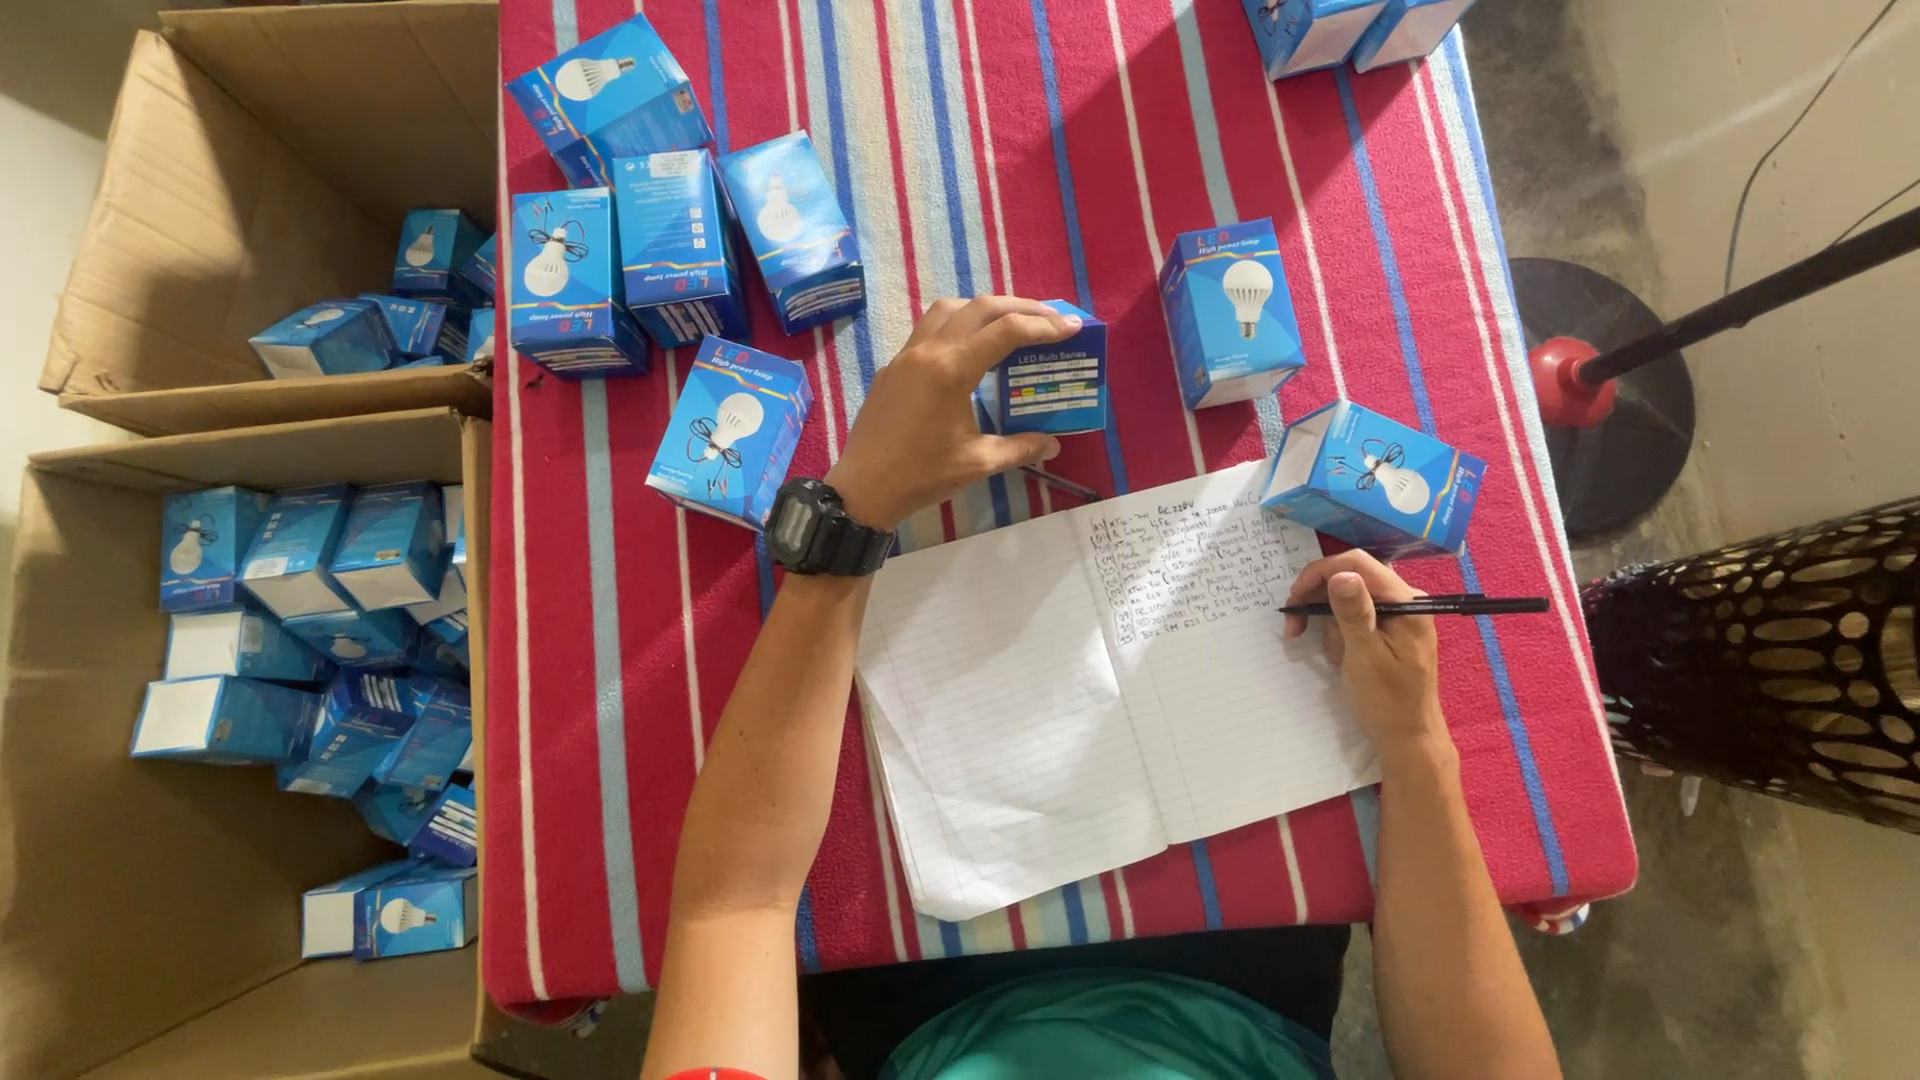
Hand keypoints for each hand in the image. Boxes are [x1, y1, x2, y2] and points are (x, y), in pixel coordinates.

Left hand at [825, 297, 1077, 528]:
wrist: (863, 488)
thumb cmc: (921, 477)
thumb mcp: (978, 463)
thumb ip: (1020, 448)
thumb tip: (1053, 444)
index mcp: (952, 370)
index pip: (1006, 331)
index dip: (1044, 326)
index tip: (1071, 327)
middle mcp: (928, 351)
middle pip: (980, 307)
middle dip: (1020, 307)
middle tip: (1050, 318)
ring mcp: (905, 356)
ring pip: (948, 310)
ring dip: (983, 309)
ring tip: (1009, 324)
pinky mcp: (892, 368)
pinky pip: (927, 330)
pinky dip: (956, 326)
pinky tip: (969, 350)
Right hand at [1285, 550, 1447, 753]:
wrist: (1406, 734)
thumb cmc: (1387, 699)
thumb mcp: (1365, 656)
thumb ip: (1353, 613)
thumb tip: (1340, 574)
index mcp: (1406, 601)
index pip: (1357, 564)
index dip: (1319, 574)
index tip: (1294, 600)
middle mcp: (1403, 599)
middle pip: (1349, 577)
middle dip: (1318, 601)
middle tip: (1295, 627)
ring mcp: (1395, 612)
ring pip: (1346, 597)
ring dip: (1328, 622)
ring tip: (1332, 654)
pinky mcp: (1386, 626)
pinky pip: (1352, 615)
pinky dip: (1337, 631)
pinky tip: (1340, 654)